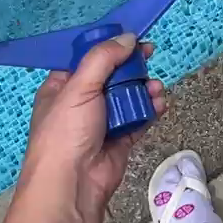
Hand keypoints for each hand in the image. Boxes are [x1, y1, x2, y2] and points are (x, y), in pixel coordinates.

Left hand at [17, 32, 169, 222]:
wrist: (72, 185)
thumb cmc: (66, 132)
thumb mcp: (79, 87)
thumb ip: (104, 58)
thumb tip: (129, 37)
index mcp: (61, 89)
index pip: (85, 60)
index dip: (107, 47)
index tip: (129, 39)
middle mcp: (81, 103)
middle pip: (112, 75)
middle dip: (132, 66)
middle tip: (149, 55)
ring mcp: (102, 121)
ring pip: (130, 95)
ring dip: (145, 88)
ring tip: (155, 88)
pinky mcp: (121, 138)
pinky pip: (141, 116)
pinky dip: (152, 108)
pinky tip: (160, 103)